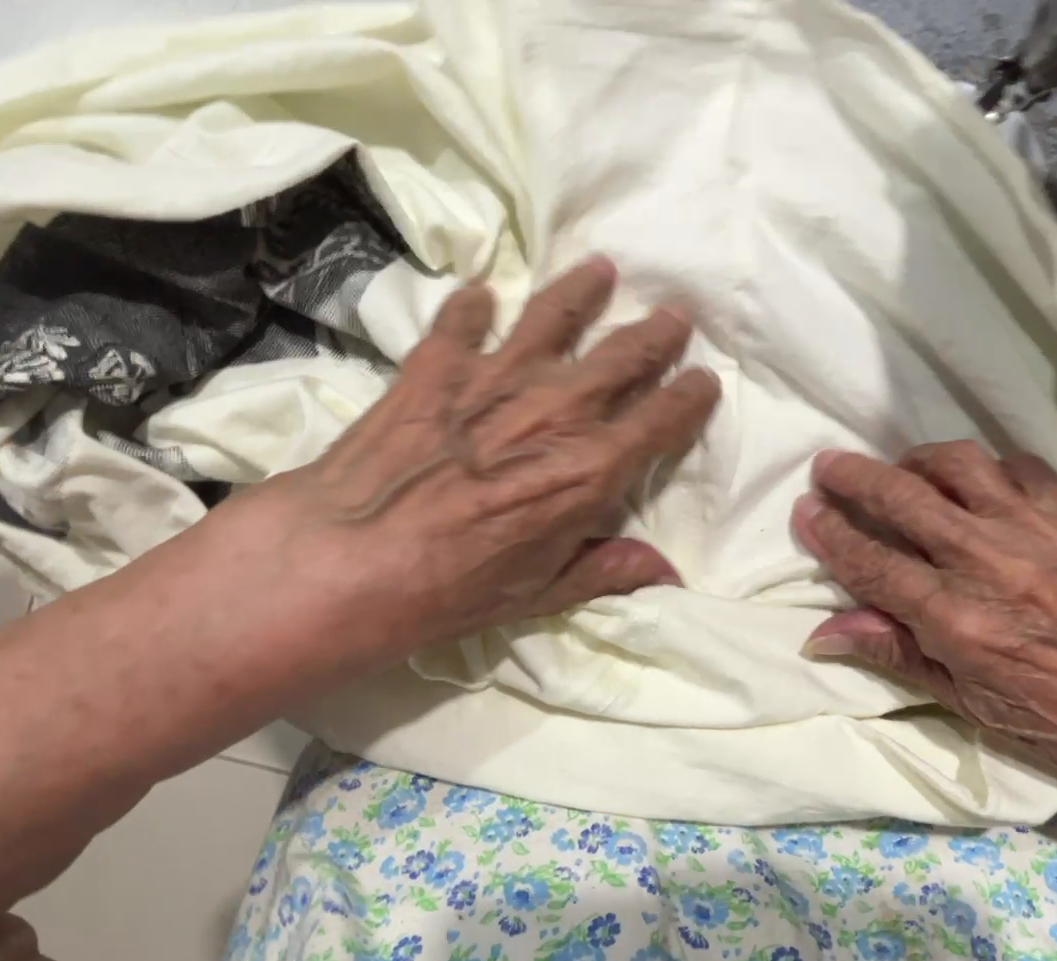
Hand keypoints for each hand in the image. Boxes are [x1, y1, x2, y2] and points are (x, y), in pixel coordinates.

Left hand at [213, 255, 719, 666]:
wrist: (352, 556)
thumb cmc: (453, 588)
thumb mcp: (540, 594)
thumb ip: (606, 570)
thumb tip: (667, 573)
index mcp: (591, 469)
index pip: (662, 420)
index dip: (690, 398)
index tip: (704, 381)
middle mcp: (556, 410)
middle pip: (623, 356)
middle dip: (656, 334)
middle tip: (675, 314)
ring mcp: (495, 378)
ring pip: (554, 316)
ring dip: (582, 291)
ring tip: (600, 270)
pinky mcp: (436, 365)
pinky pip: (462, 320)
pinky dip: (474, 305)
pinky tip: (480, 294)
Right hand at [790, 442, 1056, 813]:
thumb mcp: (972, 706)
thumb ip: (897, 655)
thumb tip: (822, 634)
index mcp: (959, 620)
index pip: (872, 562)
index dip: (830, 533)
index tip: (804, 510)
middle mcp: (993, 563)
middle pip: (903, 498)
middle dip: (854, 477)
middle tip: (828, 466)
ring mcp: (1042, 530)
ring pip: (959, 465)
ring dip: (917, 459)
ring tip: (902, 468)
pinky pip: (1019, 467)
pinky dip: (986, 469)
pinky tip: (980, 485)